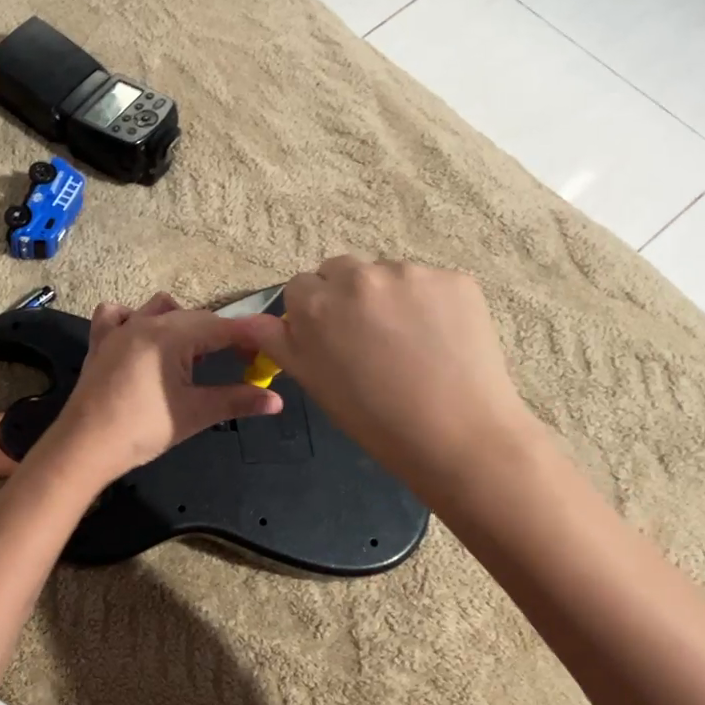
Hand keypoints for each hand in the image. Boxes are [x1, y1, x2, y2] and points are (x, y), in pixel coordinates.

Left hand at [39, 293, 283, 482]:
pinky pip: (117, 315)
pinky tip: (142, 342)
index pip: (221, 327)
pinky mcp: (99, 343)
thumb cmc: (142, 429)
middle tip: (238, 362)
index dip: (248, 338)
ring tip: (189, 355)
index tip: (265, 353)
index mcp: (171, 335)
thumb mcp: (195, 413)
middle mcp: (144, 322)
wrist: (85, 445)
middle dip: (219, 335)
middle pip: (193, 317)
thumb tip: (276, 401)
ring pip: (157, 308)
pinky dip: (133, 320)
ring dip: (179, 322)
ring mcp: (119, 330)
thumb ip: (237, 401)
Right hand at [242, 257, 539, 491]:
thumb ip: (276, 340)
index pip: (299, 286)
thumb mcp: (310, 379)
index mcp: (316, 302)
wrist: (455, 433)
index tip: (328, 338)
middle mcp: (359, 276)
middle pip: (341, 270)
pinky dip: (429, 303)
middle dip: (345, 295)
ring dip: (387, 297)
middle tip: (365, 338)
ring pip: (386, 275)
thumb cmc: (370, 416)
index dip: (312, 312)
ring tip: (407, 342)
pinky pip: (429, 283)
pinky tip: (438, 339)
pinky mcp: (454, 279)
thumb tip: (249, 320)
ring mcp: (411, 273)